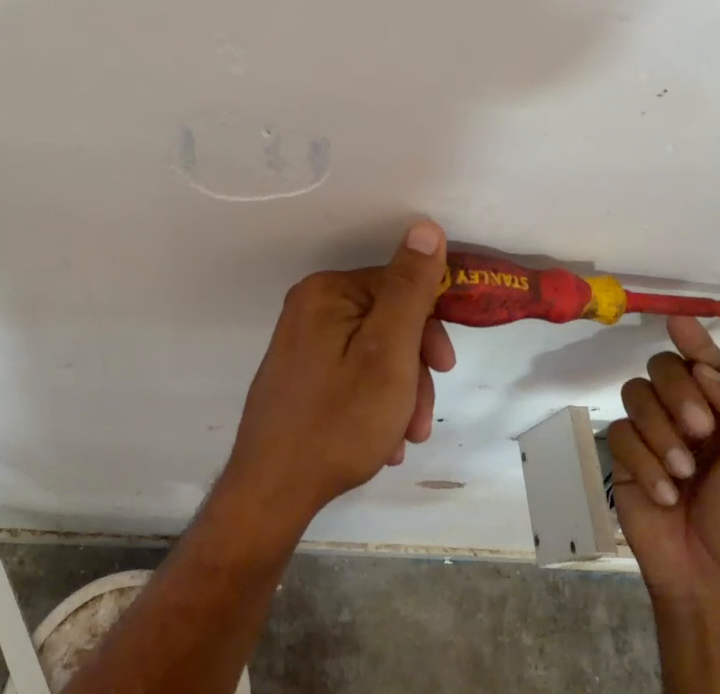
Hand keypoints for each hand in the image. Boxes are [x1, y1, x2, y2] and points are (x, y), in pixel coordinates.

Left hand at [223, 219, 456, 524]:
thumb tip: (426, 228)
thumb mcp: (388, 353)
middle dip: (414, 371)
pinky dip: (374, 407)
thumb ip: (410, 289)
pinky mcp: (300, 377)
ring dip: (399, 396)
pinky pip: (352, 378)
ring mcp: (301, 345)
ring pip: (374, 356)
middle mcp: (309, 309)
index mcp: (327, 293)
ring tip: (400, 440)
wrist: (274, 490)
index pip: (399, 285)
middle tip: (420, 419)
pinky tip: (380, 443)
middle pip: (388, 323)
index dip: (429, 326)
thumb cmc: (338, 421)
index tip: (445, 367)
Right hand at [606, 316, 719, 605]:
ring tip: (683, 474)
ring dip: (661, 432)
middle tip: (700, 431)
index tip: (678, 323)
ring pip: (636, 393)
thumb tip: (705, 368)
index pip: (710, 364)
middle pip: (664, 367)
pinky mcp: (626, 459)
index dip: (695, 341)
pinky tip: (666, 495)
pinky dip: (644, 461)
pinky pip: (620, 432)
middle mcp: (690, 416)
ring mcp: (655, 435)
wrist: (717, 581)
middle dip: (679, 393)